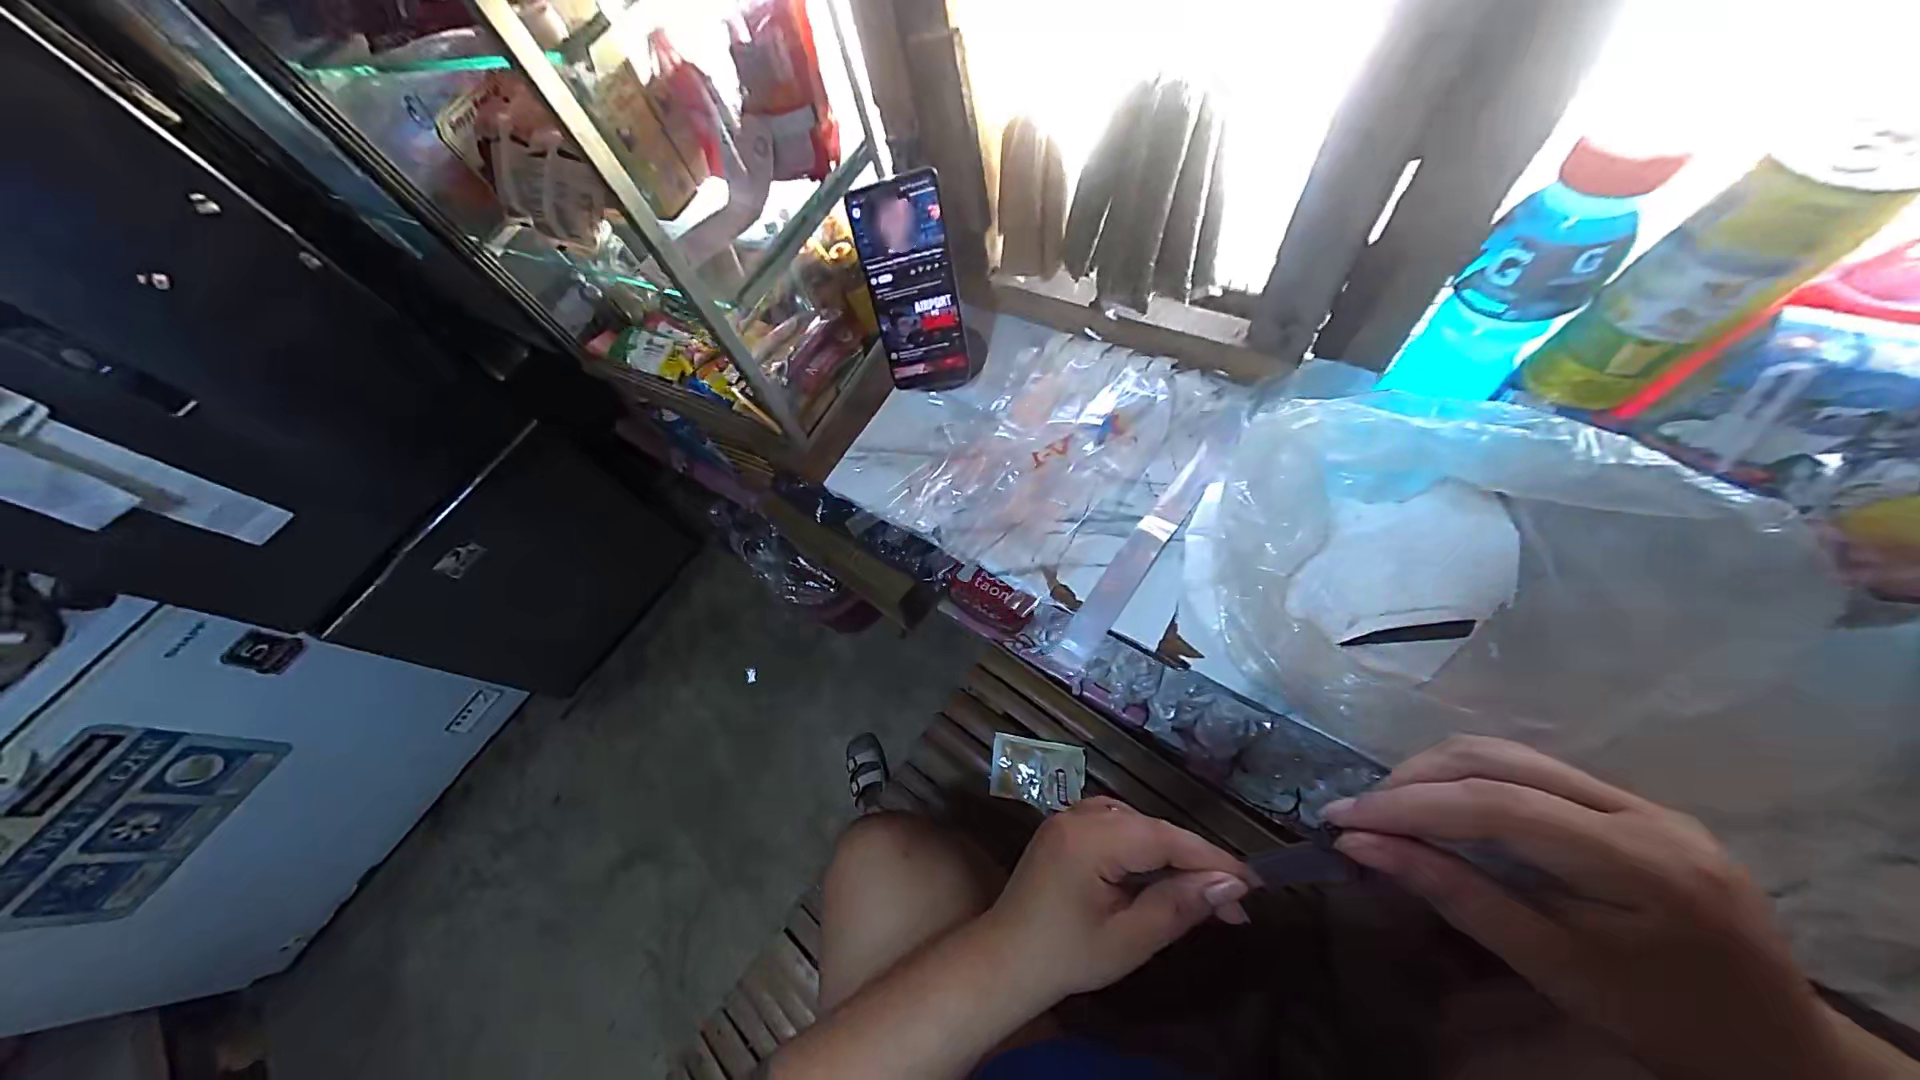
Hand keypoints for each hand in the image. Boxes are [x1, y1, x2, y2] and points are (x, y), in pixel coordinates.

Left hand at [979, 797, 1253, 1002]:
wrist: (1006, 959)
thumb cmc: (1067, 955)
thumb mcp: (1129, 940)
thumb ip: (1178, 906)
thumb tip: (1229, 886)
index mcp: (1090, 838)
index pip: (1164, 838)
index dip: (1212, 858)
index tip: (1253, 885)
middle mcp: (1078, 815)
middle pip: (1151, 827)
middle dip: (1194, 860)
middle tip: (1234, 901)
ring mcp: (1068, 816)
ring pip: (1136, 822)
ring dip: (1170, 851)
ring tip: (1203, 889)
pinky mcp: (1065, 827)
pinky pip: (1114, 823)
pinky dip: (1142, 844)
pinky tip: (1158, 870)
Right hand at [1325, 735, 1847, 1079]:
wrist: (1780, 1049)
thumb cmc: (1665, 1024)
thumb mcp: (1554, 969)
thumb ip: (1457, 896)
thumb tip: (1363, 846)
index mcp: (1638, 861)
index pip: (1497, 805)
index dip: (1408, 805)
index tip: (1340, 818)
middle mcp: (1641, 811)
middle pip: (1496, 760)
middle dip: (1413, 779)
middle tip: (1362, 815)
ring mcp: (1640, 800)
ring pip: (1506, 752)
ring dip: (1435, 772)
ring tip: (1392, 807)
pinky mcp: (1629, 803)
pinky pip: (1527, 768)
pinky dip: (1467, 779)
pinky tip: (1443, 805)